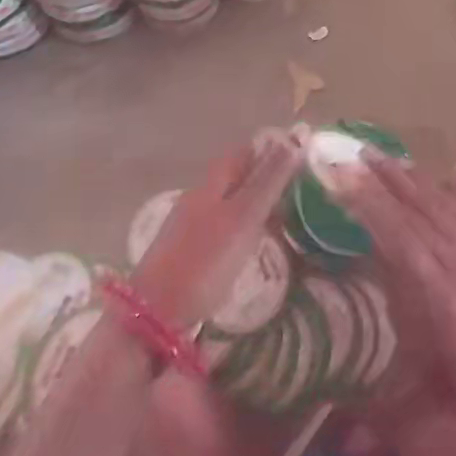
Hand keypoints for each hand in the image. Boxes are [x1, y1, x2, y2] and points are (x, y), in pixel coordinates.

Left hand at [131, 127, 304, 327]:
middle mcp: (199, 197)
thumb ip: (268, 181)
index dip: (271, 148)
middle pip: (236, 175)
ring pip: (230, 201)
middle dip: (266, 174)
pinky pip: (224, 224)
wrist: (154, 314)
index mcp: (211, 183)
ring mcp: (190, 224)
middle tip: (300, 185)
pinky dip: (245, 224)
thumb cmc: (204, 261)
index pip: (244, 151)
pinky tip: (256, 240)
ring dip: (256, 200)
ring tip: (287, 213)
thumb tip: (293, 140)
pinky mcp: (189, 250)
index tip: (300, 153)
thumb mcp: (243, 218)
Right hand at [334, 154, 455, 391]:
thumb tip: (358, 218)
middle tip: (351, 156)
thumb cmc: (431, 354)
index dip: (371, 205)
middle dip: (383, 180)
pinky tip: (406, 169)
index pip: (402, 236)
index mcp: (441, 293)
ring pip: (437, 200)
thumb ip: (384, 267)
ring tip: (373, 155)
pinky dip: (425, 183)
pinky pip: (453, 202)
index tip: (342, 180)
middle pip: (420, 210)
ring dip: (402, 174)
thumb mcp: (399, 319)